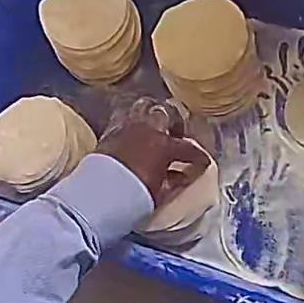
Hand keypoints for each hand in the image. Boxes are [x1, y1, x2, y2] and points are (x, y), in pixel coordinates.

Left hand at [95, 97, 210, 206]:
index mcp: (165, 146)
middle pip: (167, 113)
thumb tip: (184, 175)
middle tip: (177, 134)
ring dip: (152, 113)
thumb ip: (175, 181)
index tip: (203, 162)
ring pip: (144, 107)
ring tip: (155, 125)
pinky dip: (133, 120)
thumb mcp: (161, 192)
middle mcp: (148, 130)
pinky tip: (134, 131)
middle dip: (175, 121)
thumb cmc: (135, 195)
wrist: (99, 194)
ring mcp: (128, 127)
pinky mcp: (110, 131)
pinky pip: (124, 116)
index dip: (199, 156)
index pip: (188, 148)